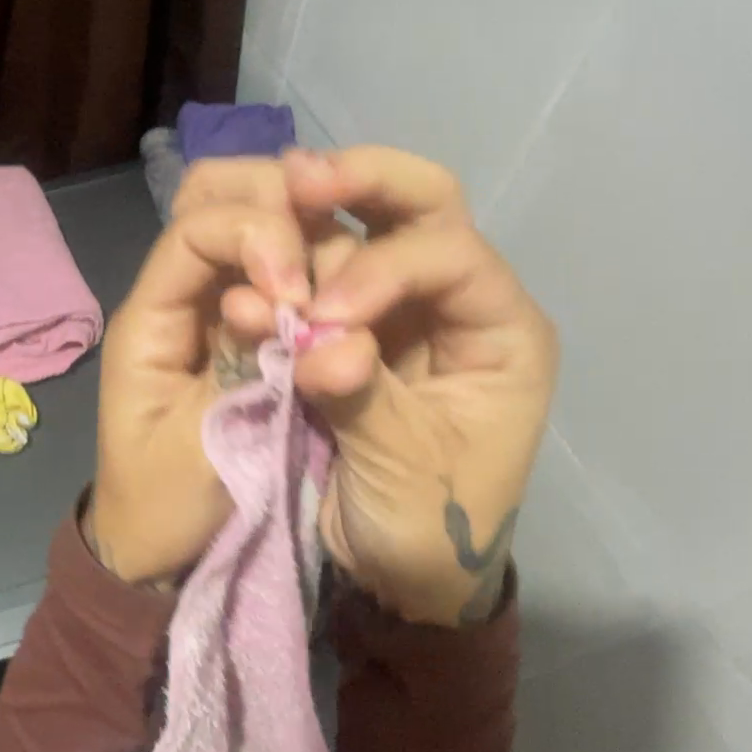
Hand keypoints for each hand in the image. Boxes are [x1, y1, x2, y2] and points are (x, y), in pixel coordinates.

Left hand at [85, 190, 312, 585]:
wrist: (158, 548)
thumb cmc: (168, 505)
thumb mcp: (204, 443)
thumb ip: (246, 366)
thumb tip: (287, 301)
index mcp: (151, 317)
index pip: (197, 227)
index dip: (256, 235)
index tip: (297, 293)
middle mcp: (179, 297)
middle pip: (221, 198)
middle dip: (282, 210)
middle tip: (323, 273)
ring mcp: (215, 309)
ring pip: (255, 222)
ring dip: (305, 238)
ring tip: (337, 297)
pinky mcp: (248, 333)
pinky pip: (281, 273)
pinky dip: (315, 270)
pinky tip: (342, 303)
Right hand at [279, 148, 558, 626]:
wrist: (400, 571)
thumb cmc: (428, 526)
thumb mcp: (405, 471)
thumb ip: (364, 398)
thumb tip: (319, 343)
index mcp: (499, 332)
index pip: (450, 257)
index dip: (382, 268)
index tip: (322, 315)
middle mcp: (454, 304)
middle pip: (422, 209)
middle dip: (361, 184)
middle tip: (295, 180)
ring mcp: (398, 313)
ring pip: (365, 230)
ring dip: (314, 221)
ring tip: (264, 219)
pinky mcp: (348, 332)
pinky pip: (318, 280)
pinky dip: (286, 268)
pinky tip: (252, 265)